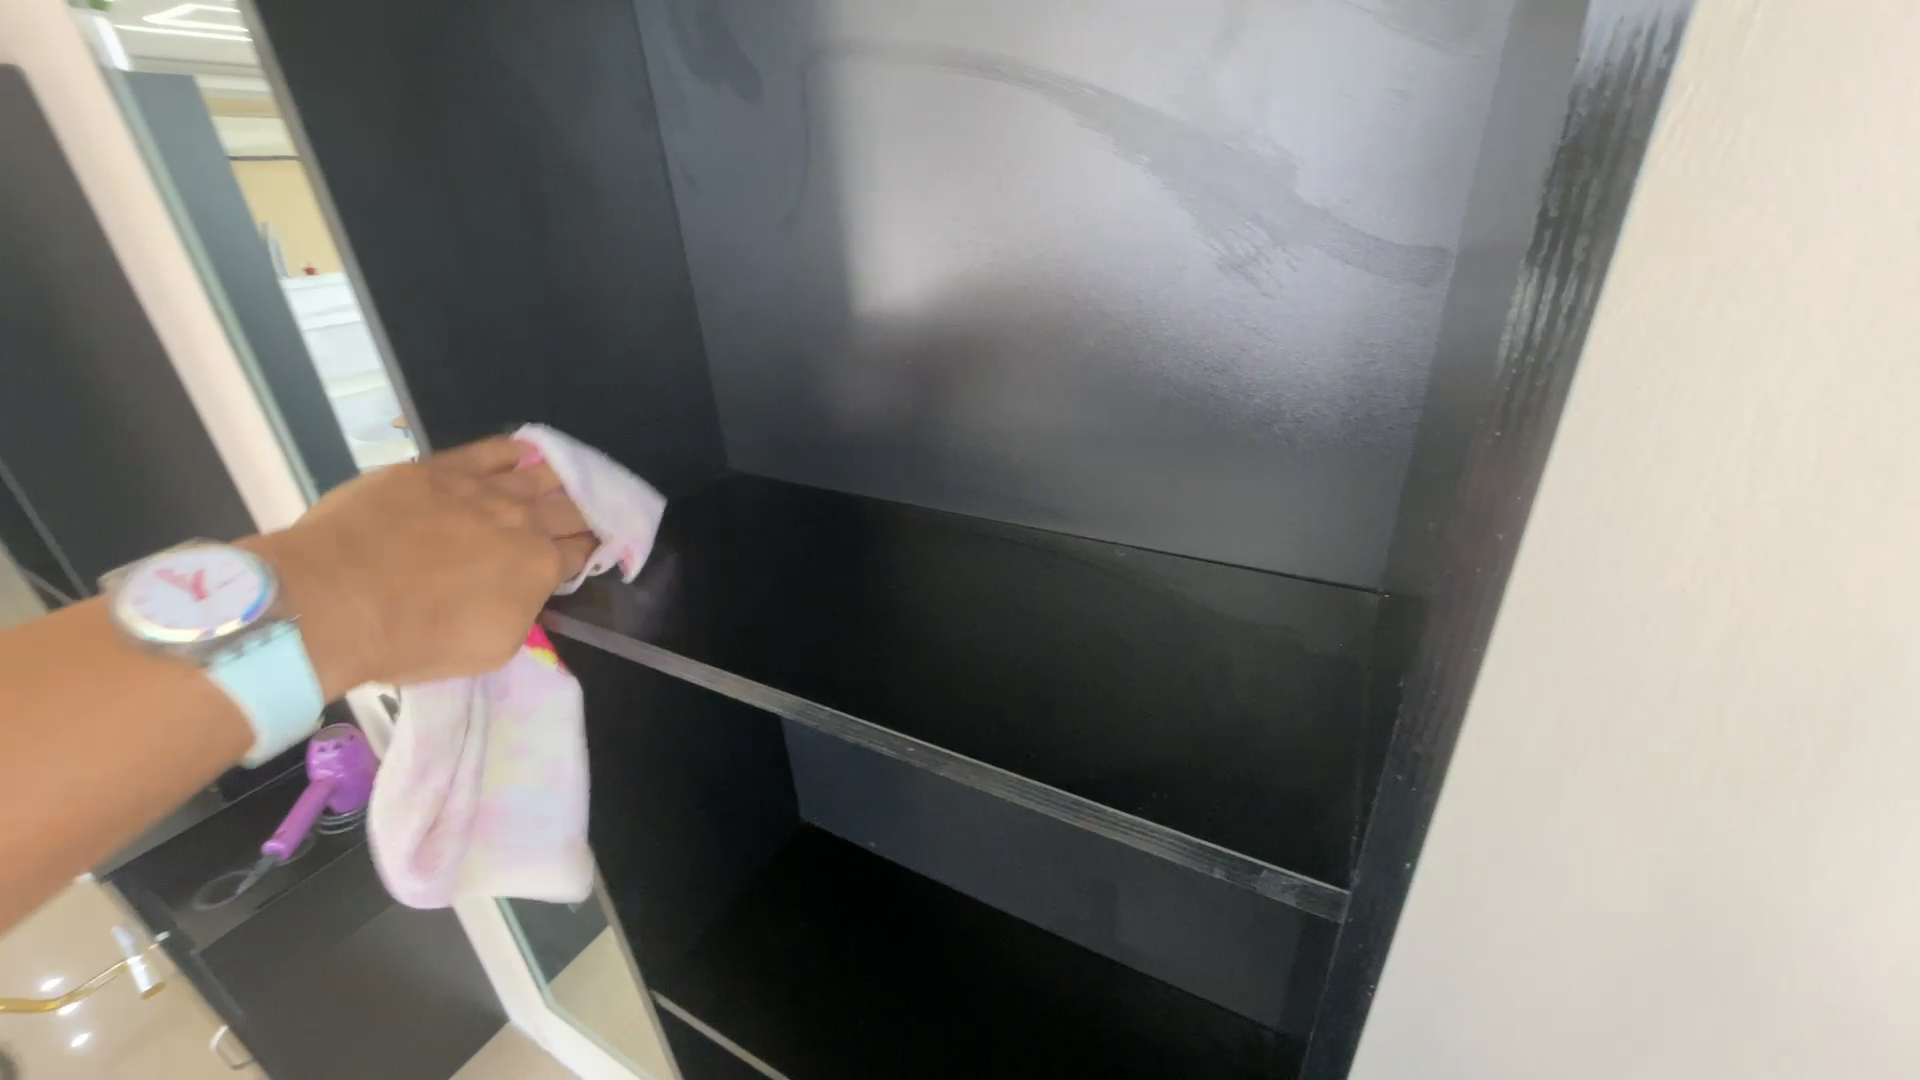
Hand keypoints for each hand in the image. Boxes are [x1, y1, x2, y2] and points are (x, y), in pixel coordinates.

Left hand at [249, 437, 593, 693]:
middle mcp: (523, 521)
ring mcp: (482, 489)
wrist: (330, 603)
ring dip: (560, 480)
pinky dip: (517, 451)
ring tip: (566, 482)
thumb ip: (522, 609)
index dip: (587, 552)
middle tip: (584, 518)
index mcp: (542, 566)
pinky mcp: (438, 469)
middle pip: (571, 508)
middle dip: (585, 513)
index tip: (586, 553)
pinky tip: (528, 452)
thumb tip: (524, 590)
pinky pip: (491, 450)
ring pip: (540, 475)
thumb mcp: (492, 647)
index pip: (581, 551)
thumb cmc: (412, 639)